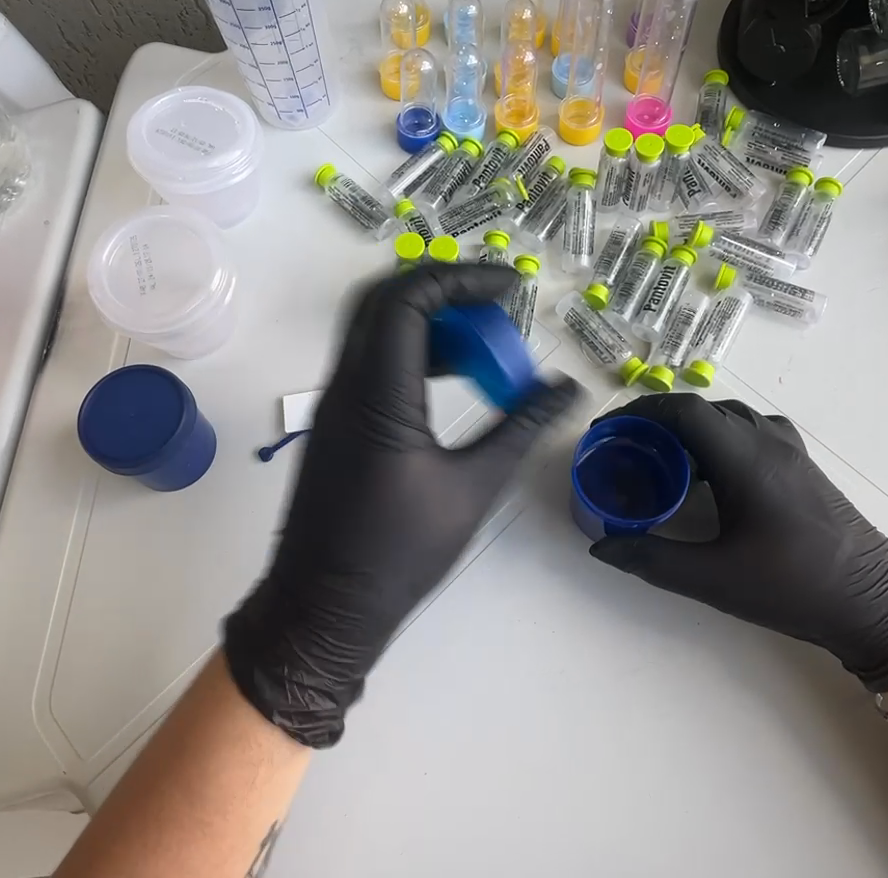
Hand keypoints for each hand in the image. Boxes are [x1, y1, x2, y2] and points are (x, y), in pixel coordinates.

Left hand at [224, 265, 580, 746]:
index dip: (462, 280)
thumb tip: (566, 389)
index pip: (409, 300)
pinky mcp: (334, 420)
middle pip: (384, 299)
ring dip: (426, 317)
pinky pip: (370, 359)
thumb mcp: (474, 488)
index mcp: (379, 394)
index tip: (512, 288)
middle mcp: (346, 383)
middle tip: (494, 303)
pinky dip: (410, 348)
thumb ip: (520, 428)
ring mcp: (333, 401)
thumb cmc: (400, 553)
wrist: (321, 606)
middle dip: (443, 287)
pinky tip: (451, 375)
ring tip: (480, 338)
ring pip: (373, 327)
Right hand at [588, 394, 887, 691]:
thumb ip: (651, 560)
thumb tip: (601, 547)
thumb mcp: (714, 580)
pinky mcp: (803, 467)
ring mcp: (791, 452)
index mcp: (747, 457)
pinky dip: (717, 441)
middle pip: (703, 409)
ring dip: (689, 431)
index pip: (683, 410)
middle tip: (628, 448)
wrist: (877, 606)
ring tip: (661, 460)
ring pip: (728, 419)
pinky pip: (749, 434)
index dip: (639, 413)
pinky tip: (709, 477)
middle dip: (659, 422)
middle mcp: (769, 441)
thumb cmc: (794, 588)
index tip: (608, 431)